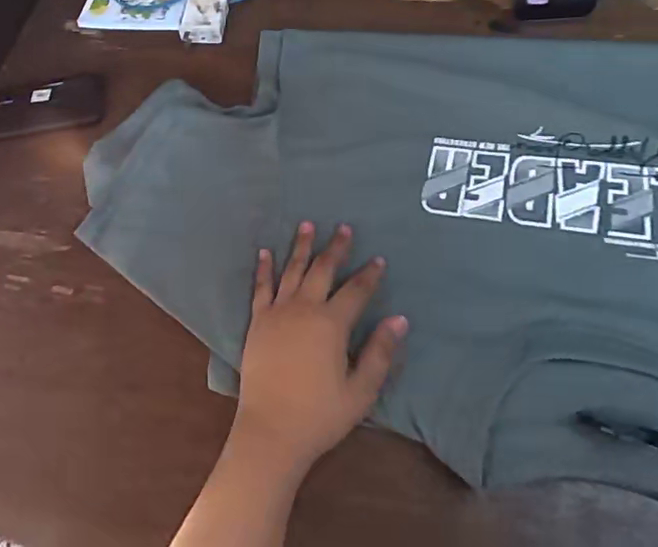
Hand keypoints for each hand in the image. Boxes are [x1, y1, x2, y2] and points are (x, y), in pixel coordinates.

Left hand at [231, 221, 407, 472]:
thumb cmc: (320, 415)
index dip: (369, 275)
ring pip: (293, 270)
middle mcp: (305, 308)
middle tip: (344, 227)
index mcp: (332, 324)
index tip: (379, 259)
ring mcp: (278, 312)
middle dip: (336, 248)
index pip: (356, 291)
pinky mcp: (257, 321)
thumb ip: (380, 352)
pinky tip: (265, 252)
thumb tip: (399, 319)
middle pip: (324, 270)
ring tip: (307, 224)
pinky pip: (261, 287)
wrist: (271, 432)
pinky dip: (264, 268)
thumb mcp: (360, 391)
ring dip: (301, 246)